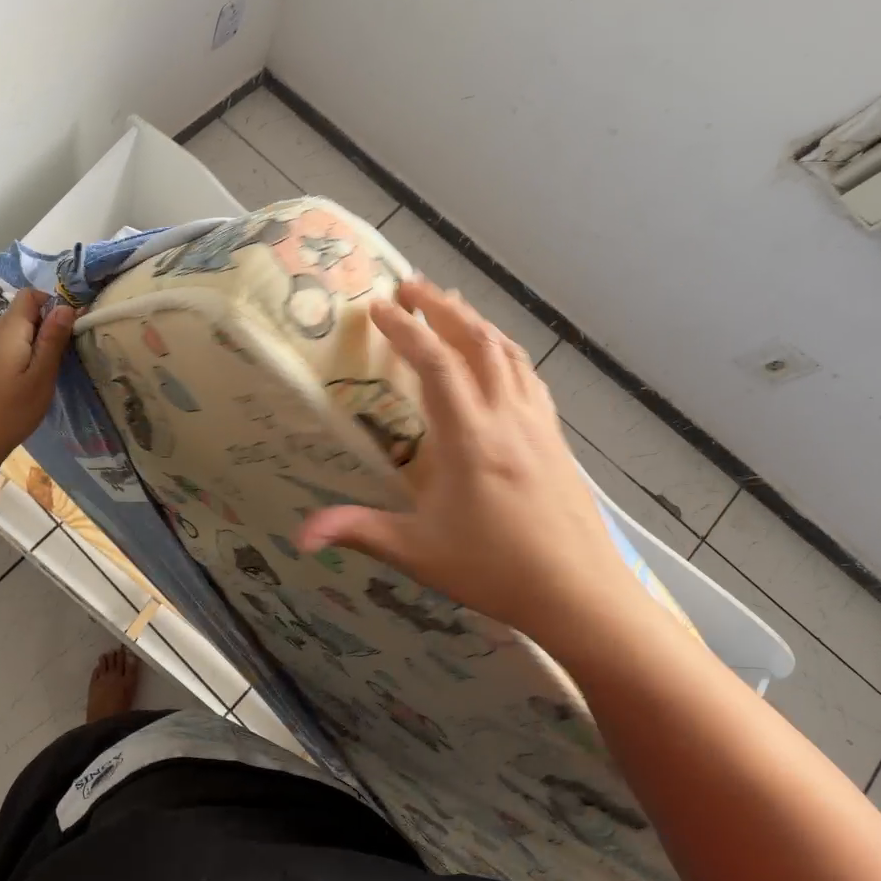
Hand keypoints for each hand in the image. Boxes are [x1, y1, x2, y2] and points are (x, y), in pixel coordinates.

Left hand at [0, 289, 75, 473]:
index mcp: (8, 330)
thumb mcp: (42, 375)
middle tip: (64, 351)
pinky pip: (7, 344)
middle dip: (47, 322)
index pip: (30, 295)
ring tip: (50, 365)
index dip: (52, 303)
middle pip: (23, 311)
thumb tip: (66, 305)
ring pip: (16, 328)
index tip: (69, 327)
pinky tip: (30, 376)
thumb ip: (53, 338)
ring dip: (36, 338)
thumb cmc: (14, 410)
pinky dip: (23, 350)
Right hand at [296, 277, 632, 633]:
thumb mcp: (417, 551)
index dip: (404, 329)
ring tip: (447, 304)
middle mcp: (506, 418)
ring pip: (508, 352)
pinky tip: (495, 354)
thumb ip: (358, 530)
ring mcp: (537, 424)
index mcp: (470, 438)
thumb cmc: (495, 570)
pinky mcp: (555, 437)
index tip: (376, 308)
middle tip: (408, 285)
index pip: (434, 363)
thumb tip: (300, 534)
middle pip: (476, 341)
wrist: (581, 595)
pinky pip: (528, 375)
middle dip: (440, 307)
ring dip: (475, 321)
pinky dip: (504, 350)